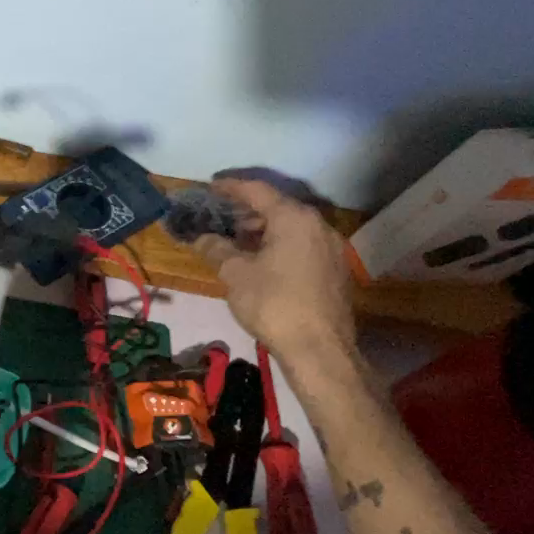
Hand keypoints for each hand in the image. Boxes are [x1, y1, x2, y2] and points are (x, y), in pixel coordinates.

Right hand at [194, 177, 356, 365]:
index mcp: (293, 219)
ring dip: (262, 227)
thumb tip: (201, 238)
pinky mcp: (333, 268)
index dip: (230, 187)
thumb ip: (216, 249)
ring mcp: (329, 247)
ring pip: (291, 226)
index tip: (210, 186)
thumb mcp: (234, 273)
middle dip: (246, 209)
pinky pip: (301, 243)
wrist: (317, 347)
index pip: (258, 191)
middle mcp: (317, 225)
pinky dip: (278, 242)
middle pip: (277, 206)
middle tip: (220, 214)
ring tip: (236, 239)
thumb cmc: (272, 302)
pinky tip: (260, 258)